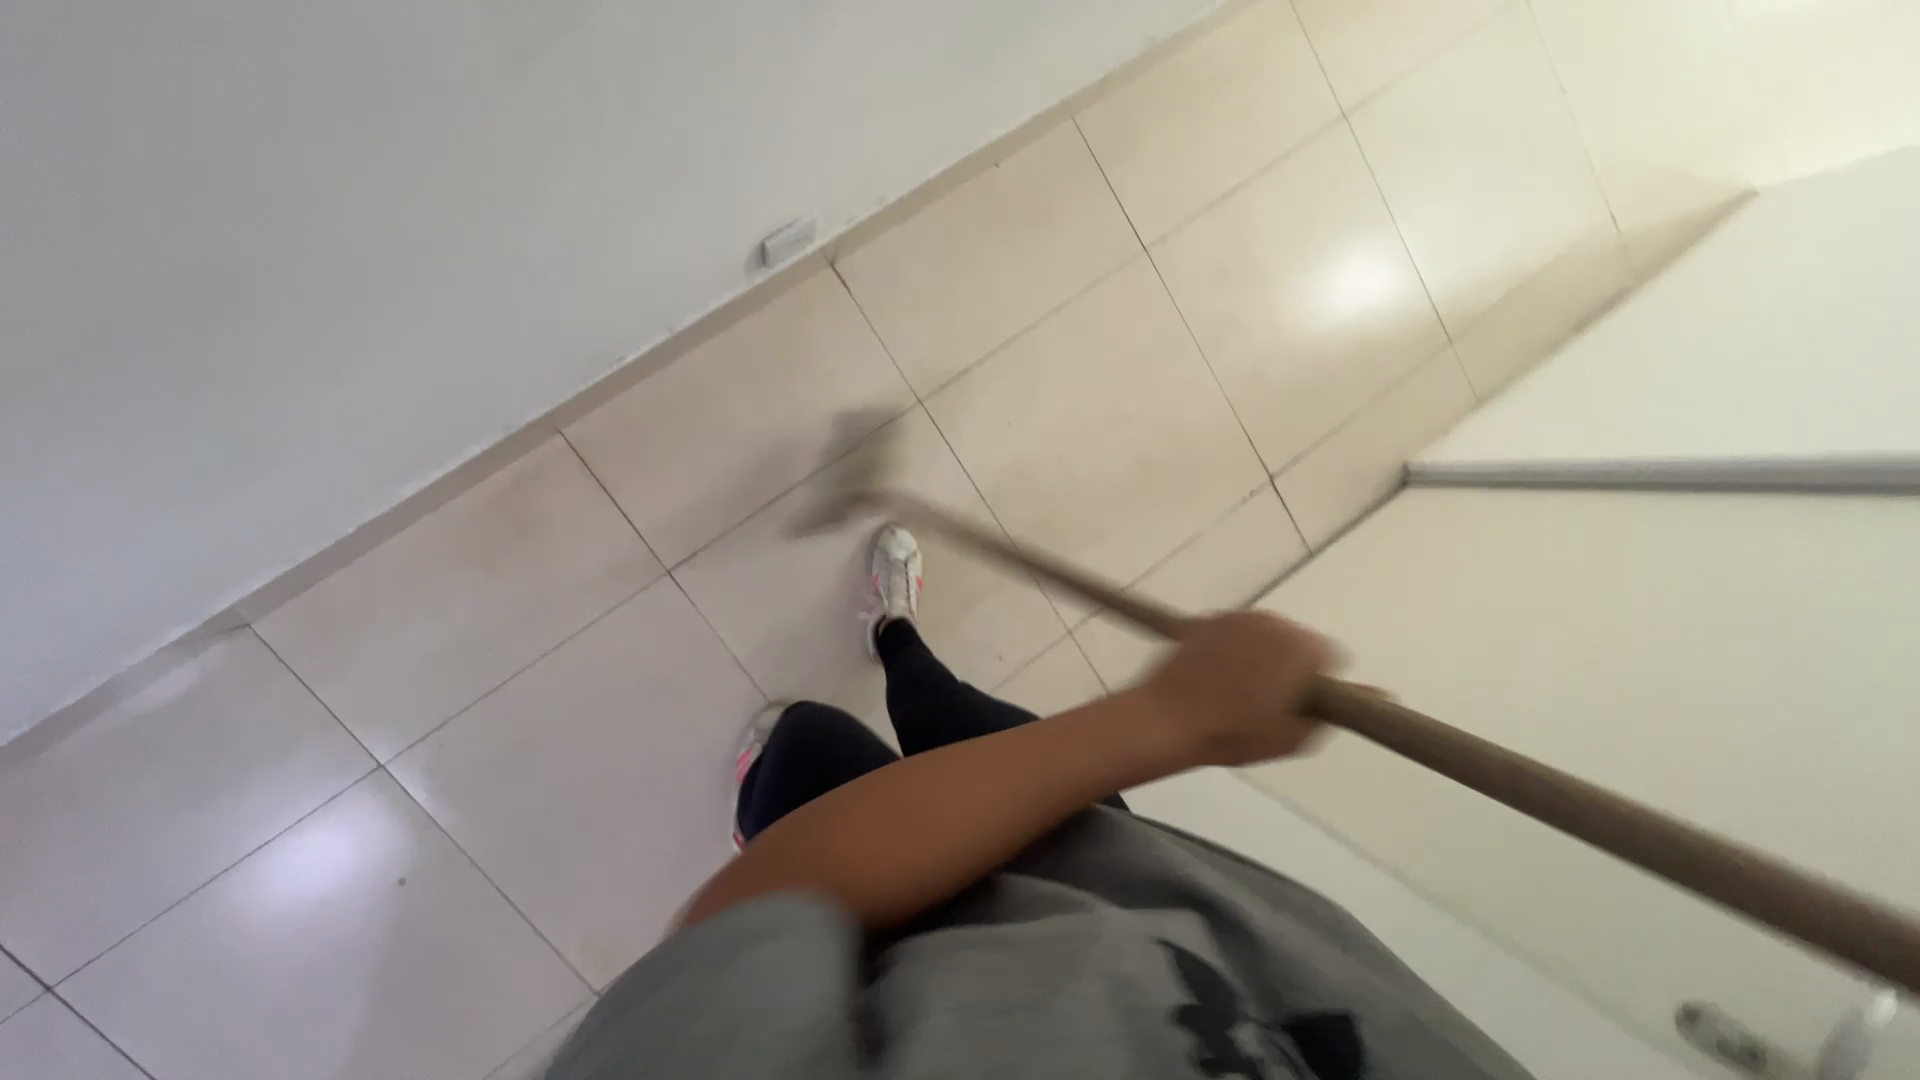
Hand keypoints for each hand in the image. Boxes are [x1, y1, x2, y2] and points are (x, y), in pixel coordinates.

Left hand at [1131, 611, 1338, 767]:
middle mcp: (1272, 621)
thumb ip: (1335, 712)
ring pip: (1266, 635)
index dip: (1319, 684)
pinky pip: (1236, 632)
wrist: (1165, 719)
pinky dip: (1234, 648)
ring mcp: (1236, 616)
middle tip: (1265, 701)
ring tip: (1237, 690)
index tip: (1296, 706)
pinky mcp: (1206, 619)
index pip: (1331, 657)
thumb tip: (1381, 695)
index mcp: (1301, 646)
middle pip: (1298, 641)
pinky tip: (1216, 675)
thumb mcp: (1294, 736)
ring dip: (1261, 655)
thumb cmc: (1233, 734)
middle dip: (1289, 665)